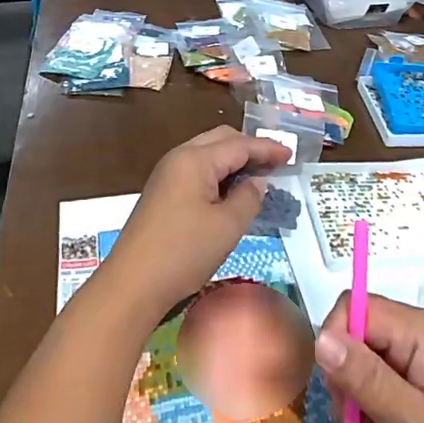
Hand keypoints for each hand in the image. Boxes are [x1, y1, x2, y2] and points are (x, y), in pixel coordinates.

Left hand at [99, 127, 291, 315]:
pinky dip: (217, 172)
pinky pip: (196, 169)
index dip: (266, 149)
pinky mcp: (161, 192)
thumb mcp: (226, 226)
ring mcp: (166, 174)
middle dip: (248, 147)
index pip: (238, 145)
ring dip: (232, 159)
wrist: (132, 283)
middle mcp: (179, 158)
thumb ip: (247, 198)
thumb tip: (257, 181)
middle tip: (275, 162)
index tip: (290, 154)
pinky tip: (230, 190)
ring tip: (257, 175)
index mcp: (195, 159)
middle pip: (220, 139)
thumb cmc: (183, 252)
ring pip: (206, 153)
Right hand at [315, 294, 423, 422]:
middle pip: (357, 334)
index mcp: (419, 329)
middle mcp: (419, 333)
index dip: (335, 341)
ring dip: (359, 400)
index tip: (338, 392)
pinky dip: (375, 410)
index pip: (353, 307)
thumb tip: (319, 338)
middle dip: (346, 378)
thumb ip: (367, 379)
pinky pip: (384, 382)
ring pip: (366, 362)